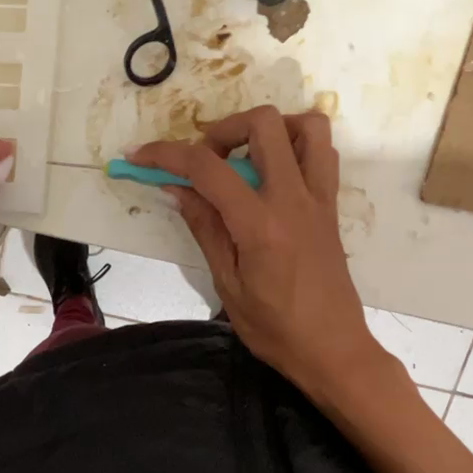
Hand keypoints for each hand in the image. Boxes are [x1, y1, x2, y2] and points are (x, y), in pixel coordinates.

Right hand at [131, 107, 391, 400]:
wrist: (332, 348)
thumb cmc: (274, 329)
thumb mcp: (227, 284)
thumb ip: (206, 229)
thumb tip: (180, 190)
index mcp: (260, 225)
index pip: (209, 168)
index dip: (167, 155)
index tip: (140, 156)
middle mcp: (294, 199)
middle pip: (264, 123)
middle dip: (222, 130)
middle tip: (203, 162)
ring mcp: (319, 199)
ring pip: (306, 126)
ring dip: (268, 131)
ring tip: (243, 159)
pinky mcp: (331, 206)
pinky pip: (321, 153)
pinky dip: (294, 147)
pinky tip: (270, 175)